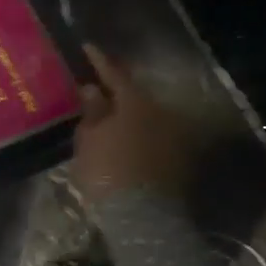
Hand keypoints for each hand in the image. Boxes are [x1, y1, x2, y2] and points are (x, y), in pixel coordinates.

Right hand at [72, 43, 195, 202]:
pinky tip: (122, 134)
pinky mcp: (178, 160)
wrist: (143, 218)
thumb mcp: (89, 137)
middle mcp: (162, 115)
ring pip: (146, 116)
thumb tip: (92, 89)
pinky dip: (137, 130)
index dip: (99, 61)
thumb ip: (92, 110)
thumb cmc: (107, 170)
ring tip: (107, 110)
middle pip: (135, 95)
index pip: (115, 75)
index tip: (87, 47)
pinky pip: (154, 134)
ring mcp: (175, 138)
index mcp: (137, 104)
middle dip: (115, 89)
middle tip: (95, 82)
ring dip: (127, 111)